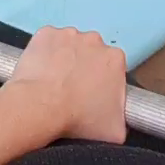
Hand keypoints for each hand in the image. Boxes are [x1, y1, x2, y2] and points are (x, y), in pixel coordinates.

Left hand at [3, 27, 128, 143]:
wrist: (40, 108)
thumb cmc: (78, 118)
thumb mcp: (115, 130)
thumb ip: (123, 119)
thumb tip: (118, 119)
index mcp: (115, 59)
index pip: (113, 67)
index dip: (103, 81)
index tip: (93, 95)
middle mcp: (94, 40)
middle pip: (92, 52)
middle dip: (85, 67)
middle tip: (72, 89)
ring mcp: (68, 34)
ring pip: (69, 45)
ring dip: (65, 59)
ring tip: (54, 82)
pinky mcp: (45, 33)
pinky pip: (47, 42)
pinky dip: (45, 52)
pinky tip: (41, 71)